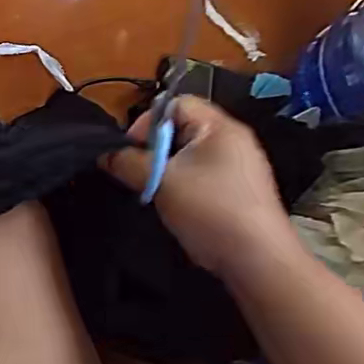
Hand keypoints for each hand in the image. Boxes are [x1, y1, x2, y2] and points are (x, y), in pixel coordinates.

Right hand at [101, 96, 298, 277]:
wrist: (257, 259)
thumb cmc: (211, 211)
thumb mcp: (162, 183)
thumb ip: (130, 164)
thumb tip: (106, 155)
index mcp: (219, 127)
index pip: (176, 104)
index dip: (148, 122)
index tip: (130, 151)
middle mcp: (234, 140)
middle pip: (182, 131)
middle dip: (155, 151)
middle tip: (139, 175)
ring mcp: (240, 168)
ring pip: (191, 158)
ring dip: (168, 173)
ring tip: (156, 195)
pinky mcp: (240, 193)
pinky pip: (204, 179)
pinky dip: (185, 188)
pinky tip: (179, 210)